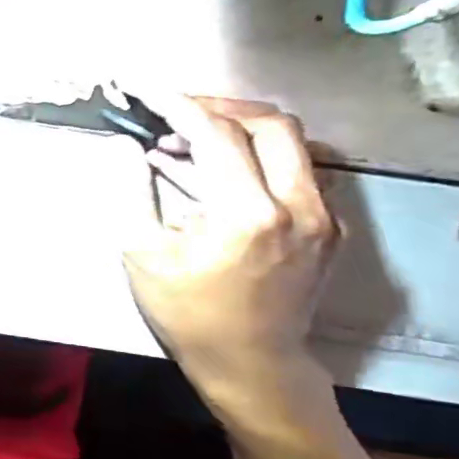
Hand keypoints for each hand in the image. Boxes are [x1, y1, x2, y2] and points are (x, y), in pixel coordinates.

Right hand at [121, 95, 340, 425]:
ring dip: (243, 128)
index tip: (149, 92)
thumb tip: (128, 145)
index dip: (179, 106)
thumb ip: (133, 191)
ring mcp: (323, 216)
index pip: (216, 135)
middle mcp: (297, 206)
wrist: (253, 366)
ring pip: (292, 142)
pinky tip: (230, 171)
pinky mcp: (330, 227)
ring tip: (199, 137)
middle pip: (269, 123)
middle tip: (179, 110)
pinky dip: (262, 156)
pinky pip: (300, 170)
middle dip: (220, 105)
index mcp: (247, 215)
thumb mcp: (143, 255)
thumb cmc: (189, 315)